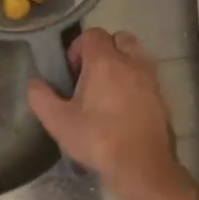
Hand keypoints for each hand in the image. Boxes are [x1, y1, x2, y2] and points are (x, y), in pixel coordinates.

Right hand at [28, 28, 198, 199]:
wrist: (142, 165)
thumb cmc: (97, 139)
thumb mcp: (57, 121)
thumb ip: (41, 97)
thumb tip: (36, 83)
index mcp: (105, 62)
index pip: (92, 34)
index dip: (77, 48)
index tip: (70, 72)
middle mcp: (132, 63)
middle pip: (119, 39)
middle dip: (104, 51)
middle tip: (90, 77)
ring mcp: (151, 79)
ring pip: (136, 56)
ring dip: (121, 65)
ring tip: (107, 92)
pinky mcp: (163, 97)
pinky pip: (146, 78)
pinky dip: (134, 84)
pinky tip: (122, 109)